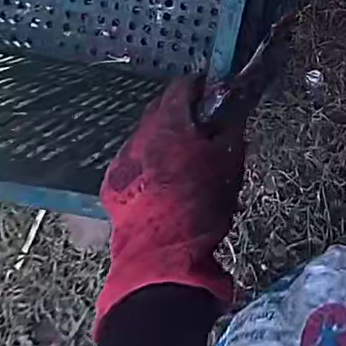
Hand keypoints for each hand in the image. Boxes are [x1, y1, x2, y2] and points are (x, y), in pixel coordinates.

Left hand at [94, 75, 243, 335]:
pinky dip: (150, 157)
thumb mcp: (229, 163)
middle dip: (181, 108)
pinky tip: (165, 172)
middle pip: (160, 108)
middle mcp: (139, 137)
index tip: (214, 87)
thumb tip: (233, 112)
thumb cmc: (201, 207)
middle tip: (204, 116)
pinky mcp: (112, 186)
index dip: (200, 84)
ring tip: (185, 146)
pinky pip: (134, 160)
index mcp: (169, 126)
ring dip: (164, 133)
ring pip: (145, 134)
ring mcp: (122, 162)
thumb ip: (231, 131)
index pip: (182, 87)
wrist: (162, 261)